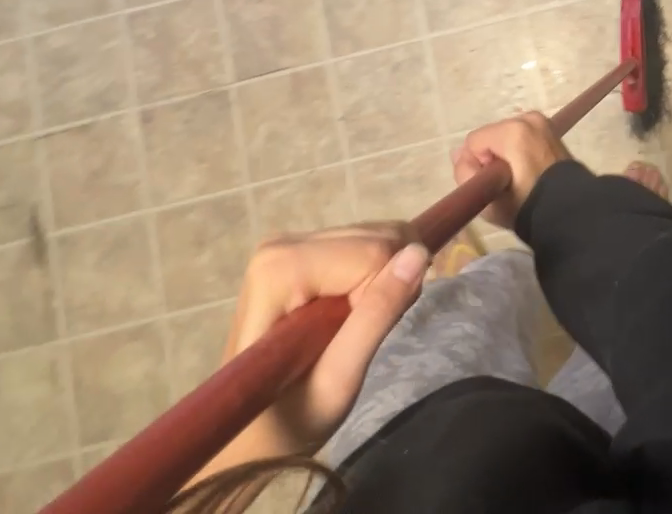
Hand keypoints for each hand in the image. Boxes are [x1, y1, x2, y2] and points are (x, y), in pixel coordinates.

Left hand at [199, 223, 429, 478]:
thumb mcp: (341, 378)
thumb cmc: (291, 418)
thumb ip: (378, 313)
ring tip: (357, 324)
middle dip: (388, 282)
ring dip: (383, 278)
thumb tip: (418, 253)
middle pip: (375, 237)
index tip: (364, 339)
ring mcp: (290, 242)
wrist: (253, 435)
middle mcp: (282, 243)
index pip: (373, 252)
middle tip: (365, 333)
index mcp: (282, 269)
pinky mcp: (301, 248)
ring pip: (375, 236)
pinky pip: (364, 242)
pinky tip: (352, 307)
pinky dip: (374, 273)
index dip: (384, 295)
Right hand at [451, 111, 571, 228]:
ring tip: (517, 179)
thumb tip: (458, 154)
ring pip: (505, 136)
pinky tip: (527, 171)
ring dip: (504, 155)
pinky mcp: (550, 130)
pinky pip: (522, 137)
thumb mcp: (488, 198)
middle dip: (490, 158)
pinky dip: (518, 151)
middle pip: (491, 137)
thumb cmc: (526, 206)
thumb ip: (465, 173)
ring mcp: (542, 122)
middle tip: (503, 184)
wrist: (570, 212)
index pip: (474, 141)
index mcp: (513, 130)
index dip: (475, 164)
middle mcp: (528, 118)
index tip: (490, 184)